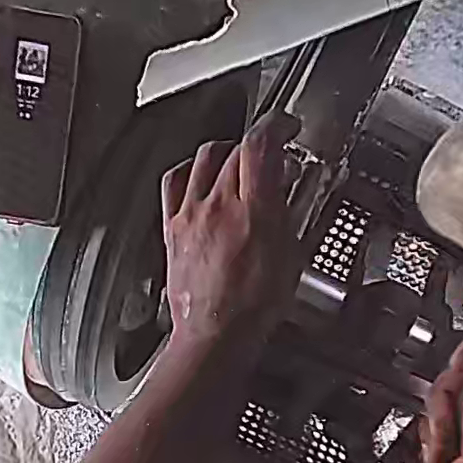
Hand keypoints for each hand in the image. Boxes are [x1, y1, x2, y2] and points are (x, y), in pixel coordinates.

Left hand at [160, 112, 302, 354]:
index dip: (278, 126)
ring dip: (228, 153)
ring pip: (205, 157)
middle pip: (236, 149)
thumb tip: (283, 190)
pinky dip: (191, 170)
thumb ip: (286, 218)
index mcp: (254, 213)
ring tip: (241, 165)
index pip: (261, 145)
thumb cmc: (253, 309)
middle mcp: (218, 206)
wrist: (216, 336)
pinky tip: (201, 177)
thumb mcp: (290, 261)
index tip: (288, 127)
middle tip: (274, 157)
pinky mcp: (172, 227)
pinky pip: (175, 180)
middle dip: (259, 145)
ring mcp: (191, 214)